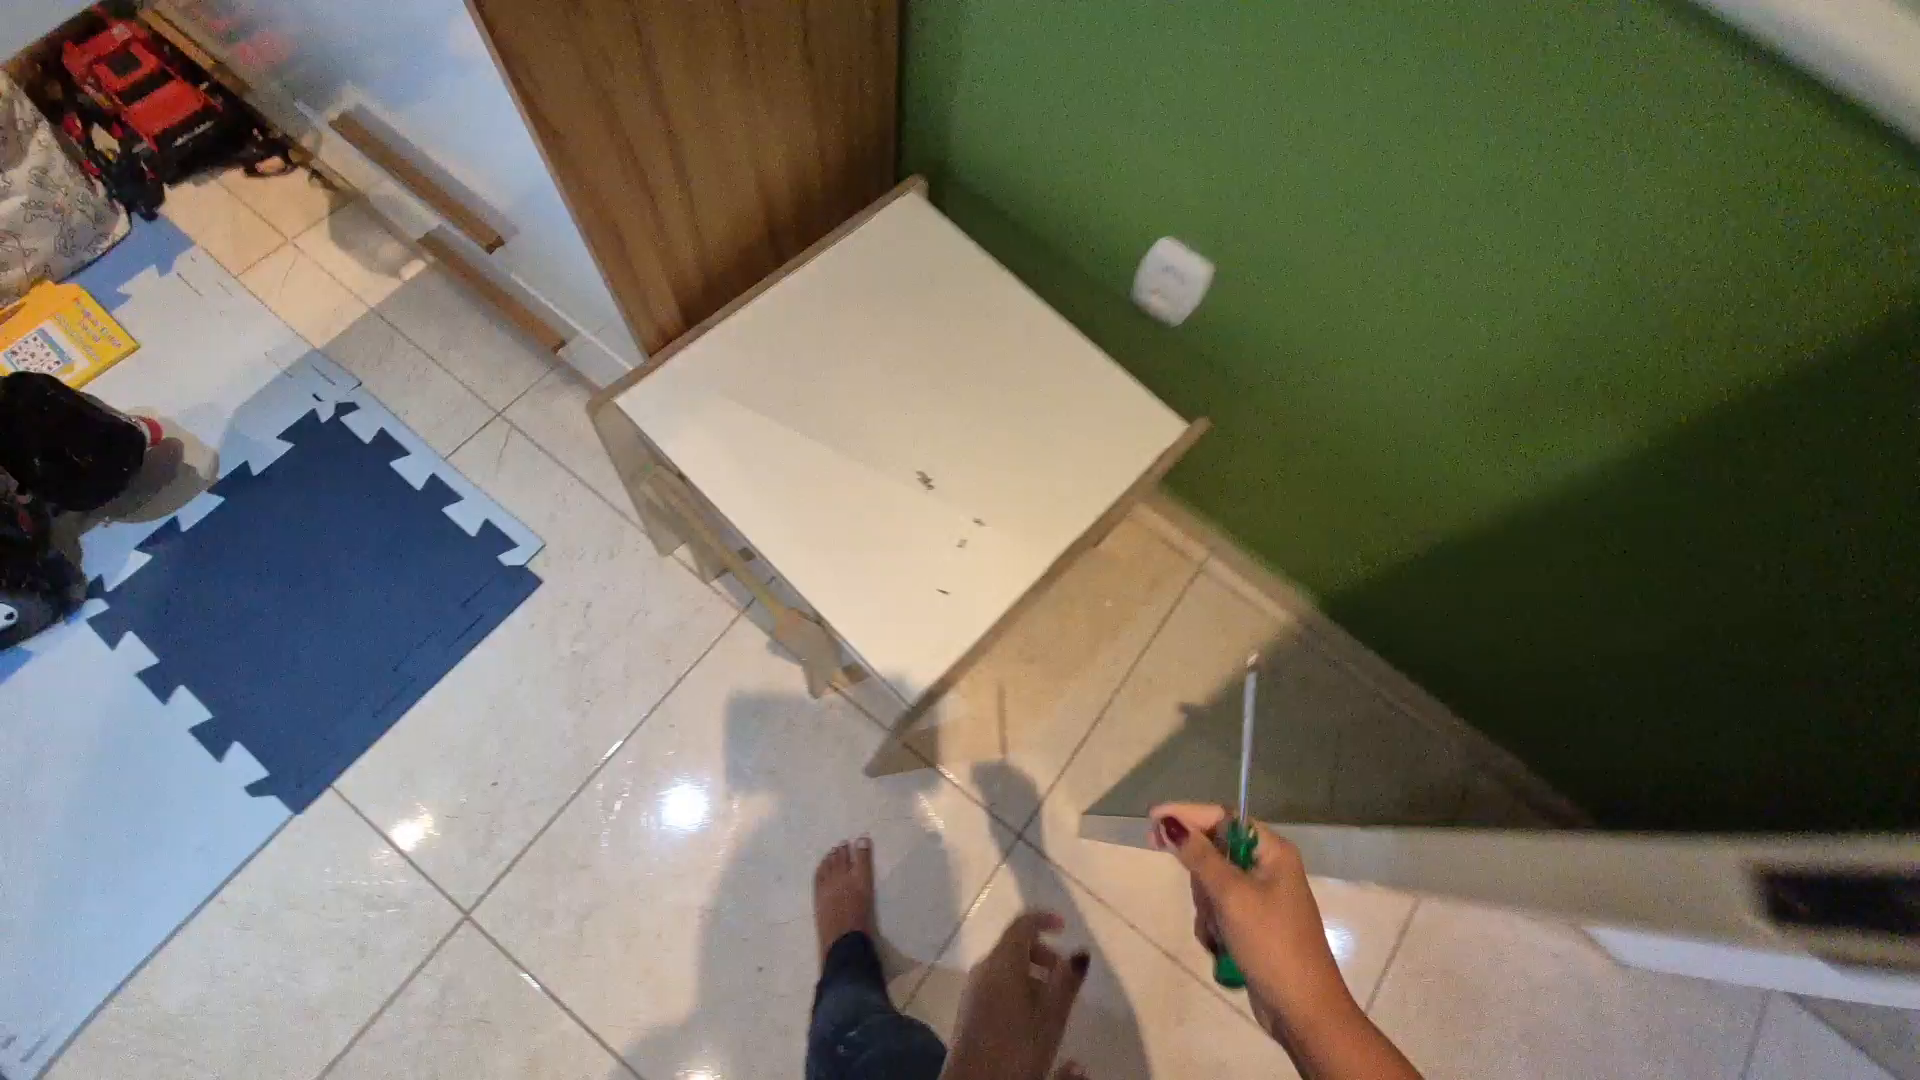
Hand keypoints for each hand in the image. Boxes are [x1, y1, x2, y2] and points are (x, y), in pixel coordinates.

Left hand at [942, 910, 1091, 1079]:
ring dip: (1032, 975)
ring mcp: (973, 988)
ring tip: (1052, 1004)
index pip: (1022, 923)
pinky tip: (1031, 1018)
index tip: (1066, 928)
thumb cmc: (1017, 1047)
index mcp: (1002, 961)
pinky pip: (997, 984)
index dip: (1044, 919)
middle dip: (1042, 954)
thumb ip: (1067, 981)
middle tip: (1064, 976)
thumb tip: (1080, 952)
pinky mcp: (970, 1009)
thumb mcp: (1051, 1017)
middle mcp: (984, 967)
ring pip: (1006, 967)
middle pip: (1014, 945)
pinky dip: (1017, 988)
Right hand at [1148, 804, 1343, 1028]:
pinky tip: (1221, 946)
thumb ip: (1198, 856)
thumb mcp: (1231, 895)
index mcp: (1272, 852)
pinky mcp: (1250, 924)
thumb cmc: (1271, 943)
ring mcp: (1259, 898)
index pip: (1221, 817)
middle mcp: (1267, 868)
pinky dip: (1212, 925)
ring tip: (1219, 931)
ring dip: (1206, 907)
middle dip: (1201, 877)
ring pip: (1210, 884)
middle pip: (1214, 851)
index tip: (1152, 821)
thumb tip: (1168, 822)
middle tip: (1202, 898)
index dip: (1186, 815)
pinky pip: (1216, 910)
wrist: (1302, 1011)